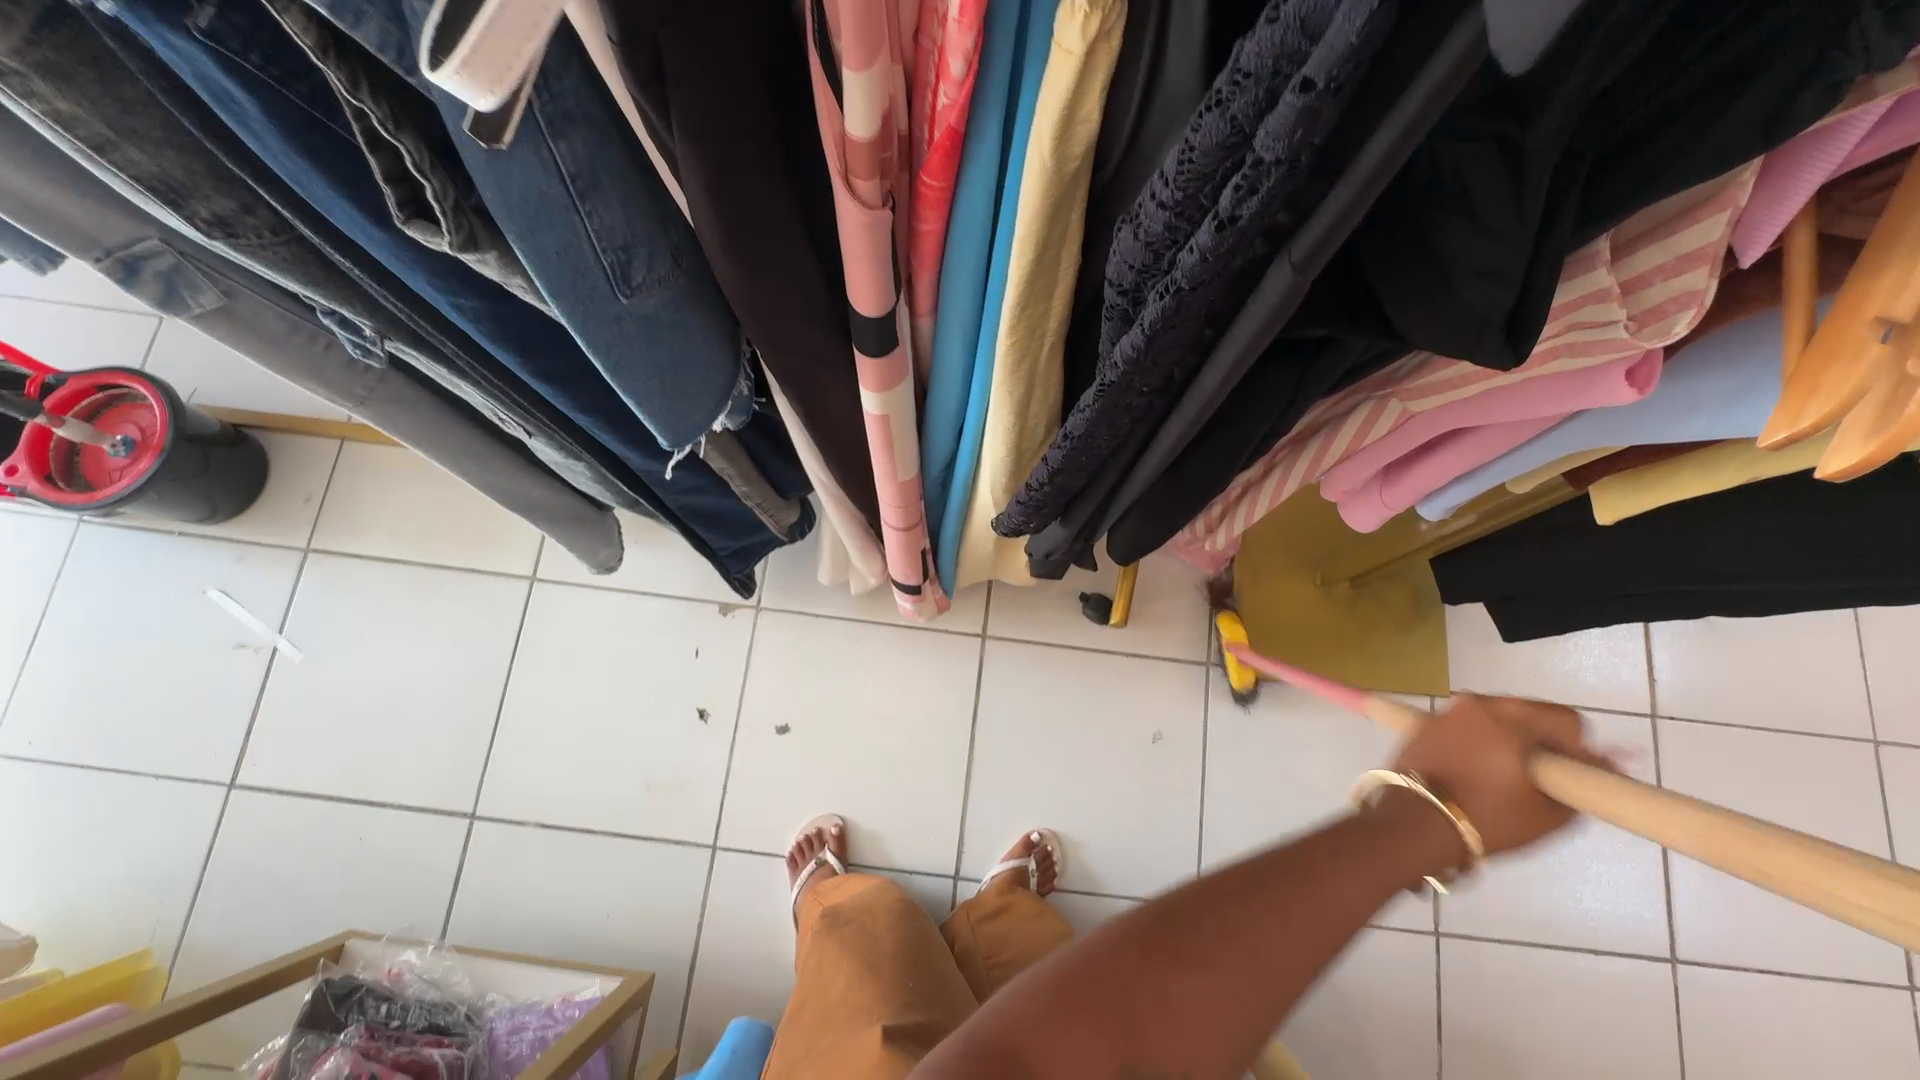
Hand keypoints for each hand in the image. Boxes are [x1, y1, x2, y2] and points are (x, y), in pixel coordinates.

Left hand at [1391, 695, 1614, 856]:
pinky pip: (1465, 727)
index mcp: (1512, 716)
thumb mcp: (1549, 813)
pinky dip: (1478, 742)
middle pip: (1529, 713)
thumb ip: (1584, 784)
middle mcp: (1477, 702)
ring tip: (1505, 778)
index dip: (1579, 749)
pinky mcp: (1423, 725)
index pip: (1568, 720)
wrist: (1413, 824)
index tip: (1569, 777)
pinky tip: (1476, 772)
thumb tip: (1608, 764)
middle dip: (1542, 741)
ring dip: (1508, 740)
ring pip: (1495, 719)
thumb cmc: (1487, 819)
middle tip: (1539, 779)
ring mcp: (1446, 711)